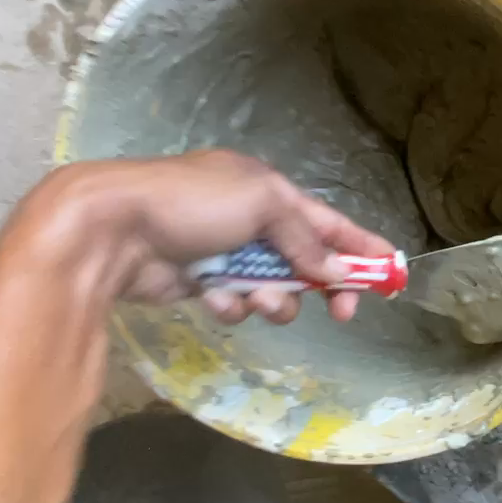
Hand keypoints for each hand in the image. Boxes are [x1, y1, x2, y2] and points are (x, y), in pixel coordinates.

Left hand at [6, 150, 395, 324]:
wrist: (111, 229)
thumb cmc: (191, 203)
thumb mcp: (261, 204)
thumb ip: (304, 239)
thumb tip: (334, 272)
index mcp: (268, 190)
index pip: (327, 220)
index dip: (361, 245)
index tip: (390, 270)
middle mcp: (251, 220)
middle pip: (307, 261)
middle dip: (324, 286)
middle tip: (343, 312)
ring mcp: (226, 254)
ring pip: (276, 289)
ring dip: (273, 298)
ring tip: (253, 298)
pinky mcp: (202, 284)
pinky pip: (238, 302)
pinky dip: (232, 304)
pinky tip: (212, 298)